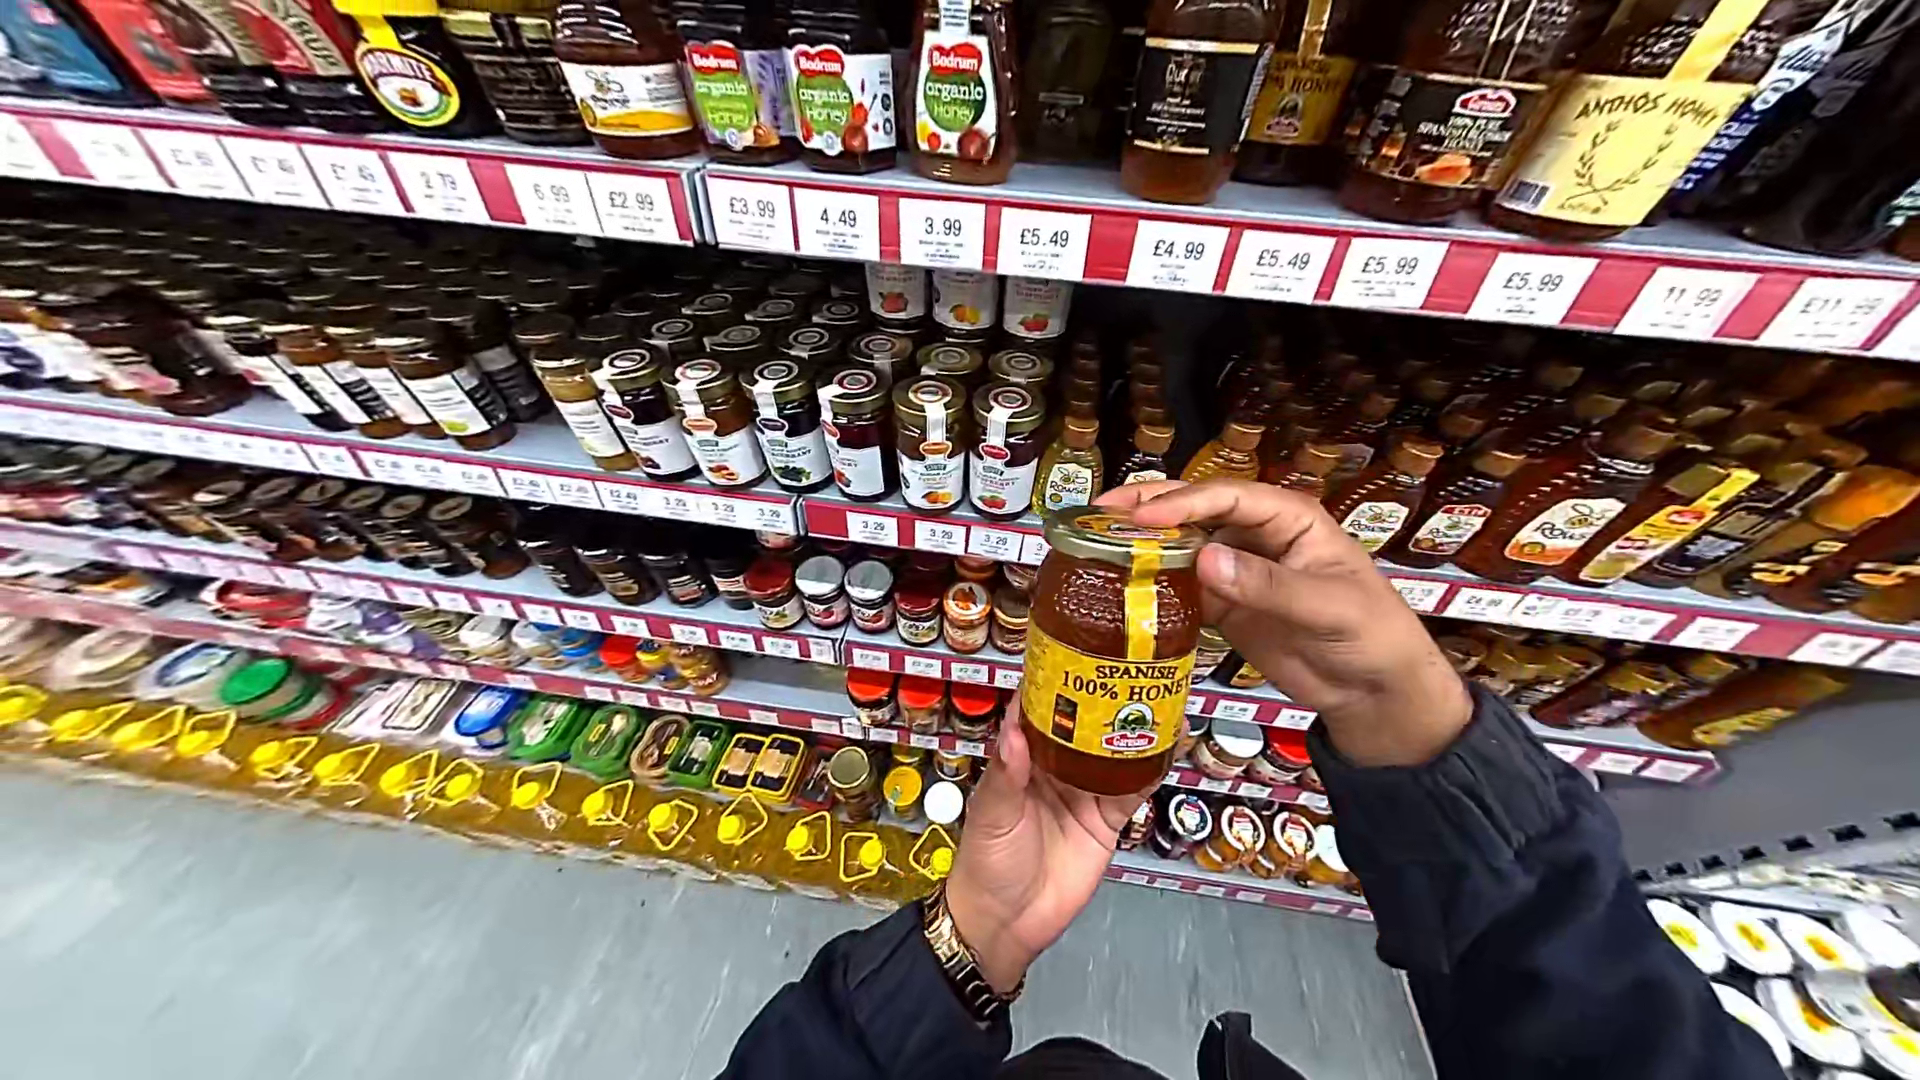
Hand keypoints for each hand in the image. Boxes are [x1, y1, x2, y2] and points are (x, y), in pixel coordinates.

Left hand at [944, 696, 1148, 993]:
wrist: (1009, 922)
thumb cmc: (989, 859)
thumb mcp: (991, 813)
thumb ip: (1005, 774)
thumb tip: (1016, 731)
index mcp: (1023, 756)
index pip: (1038, 710)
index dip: (1053, 682)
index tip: (1073, 652)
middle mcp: (1055, 766)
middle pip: (1081, 725)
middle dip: (1101, 698)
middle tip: (1126, 667)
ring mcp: (1083, 791)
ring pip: (1111, 751)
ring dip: (1130, 728)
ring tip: (1154, 695)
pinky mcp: (1107, 819)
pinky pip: (1132, 790)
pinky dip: (1149, 769)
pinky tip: (1166, 745)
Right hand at [1096, 479, 1470, 767]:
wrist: (1371, 692)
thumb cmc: (1370, 634)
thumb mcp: (1327, 606)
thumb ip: (1267, 584)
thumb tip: (1203, 560)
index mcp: (1285, 518)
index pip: (1226, 497)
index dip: (1182, 502)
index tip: (1142, 517)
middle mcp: (1252, 534)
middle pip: (1193, 509)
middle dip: (1148, 505)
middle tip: (1101, 510)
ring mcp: (1233, 568)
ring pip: (1179, 543)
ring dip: (1142, 541)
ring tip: (1097, 541)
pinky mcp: (1220, 601)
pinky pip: (1180, 584)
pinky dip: (1151, 581)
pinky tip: (1121, 581)